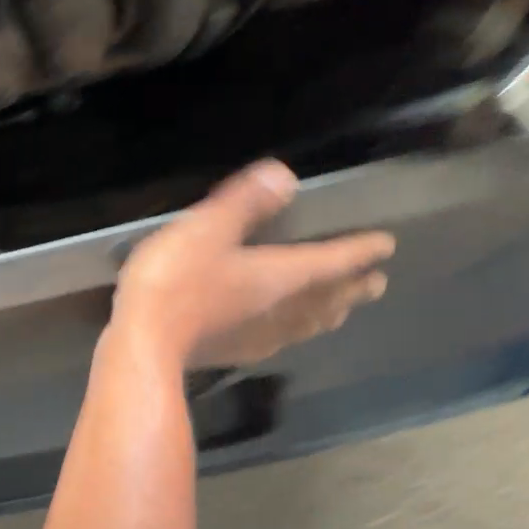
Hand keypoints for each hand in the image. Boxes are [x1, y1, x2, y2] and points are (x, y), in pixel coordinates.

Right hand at [113, 159, 394, 367]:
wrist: (144, 343)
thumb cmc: (174, 282)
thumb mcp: (204, 230)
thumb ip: (243, 202)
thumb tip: (284, 175)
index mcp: (288, 274)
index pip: (338, 258)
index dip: (362, 248)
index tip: (384, 243)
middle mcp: (288, 306)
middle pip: (334, 296)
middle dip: (355, 285)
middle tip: (373, 281)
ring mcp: (263, 335)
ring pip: (312, 323)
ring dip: (330, 312)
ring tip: (336, 309)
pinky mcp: (237, 353)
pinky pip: (279, 341)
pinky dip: (292, 333)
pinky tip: (278, 335)